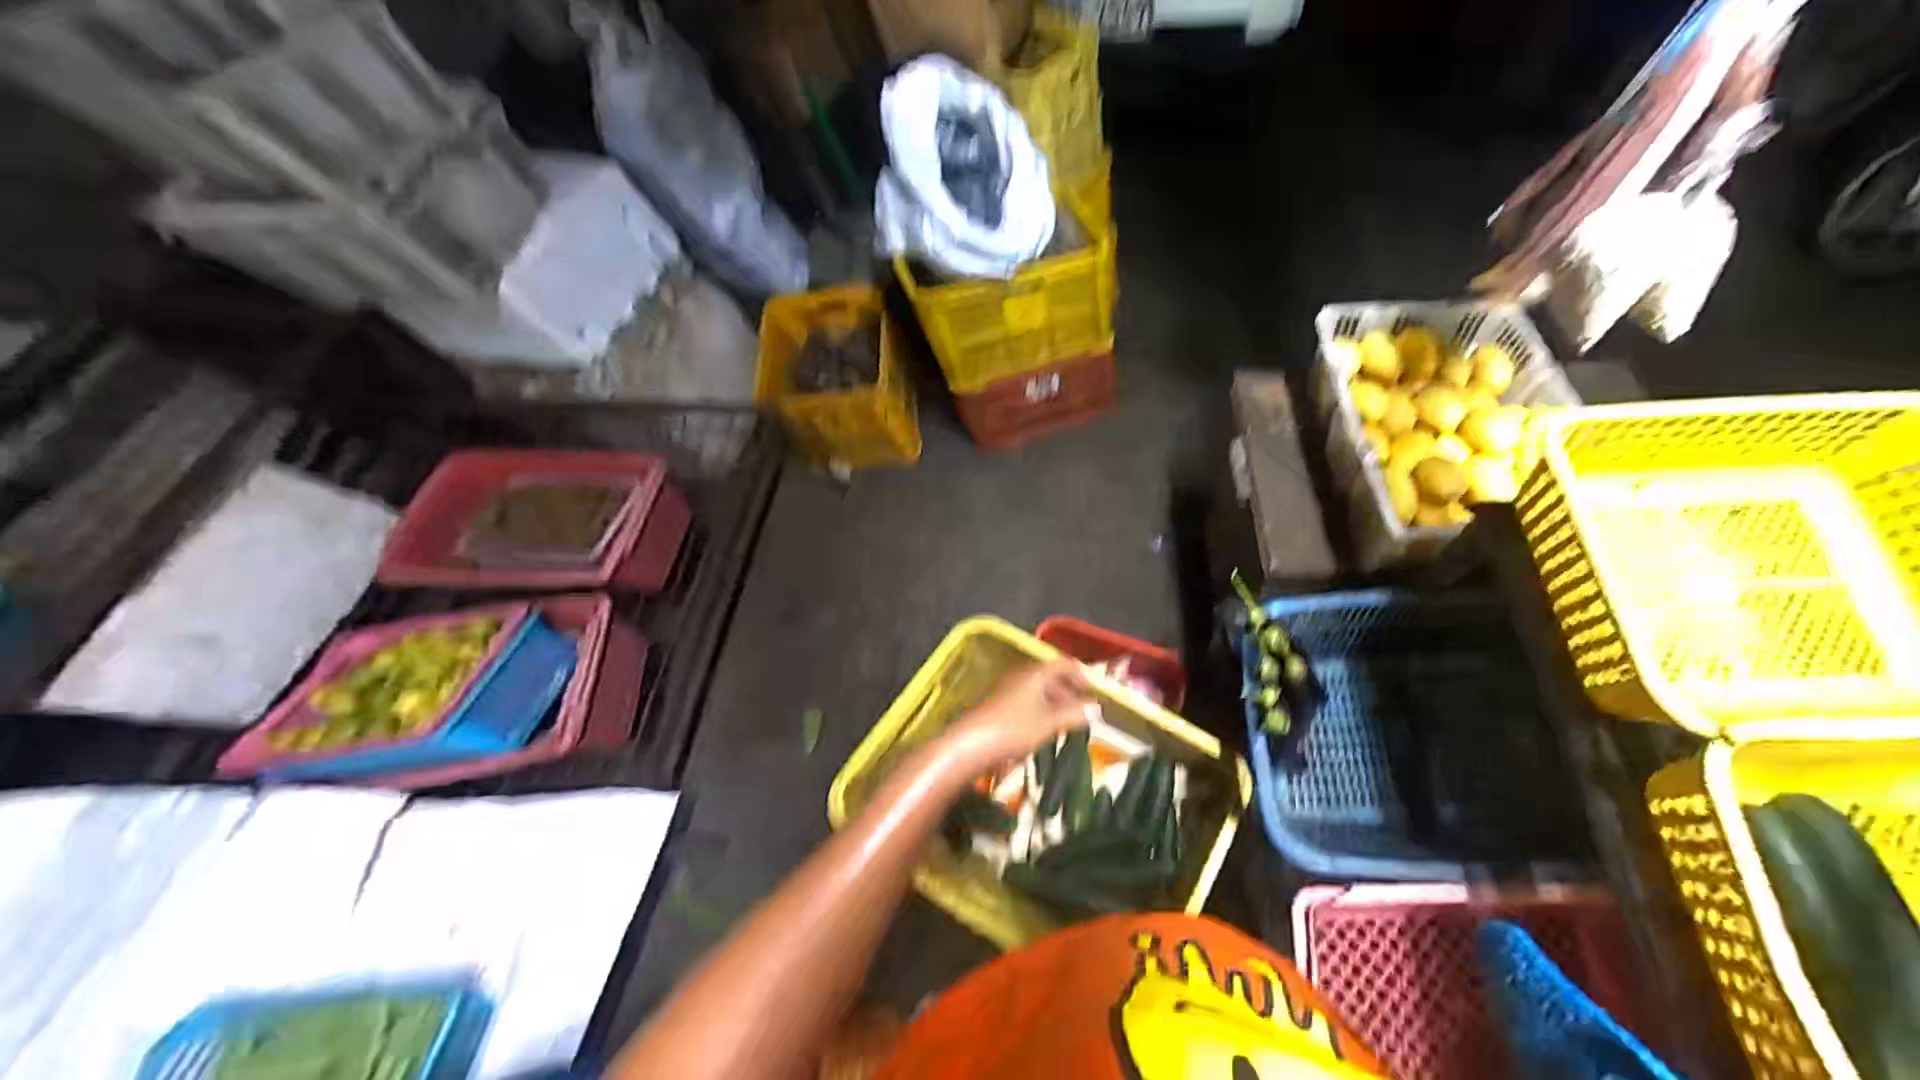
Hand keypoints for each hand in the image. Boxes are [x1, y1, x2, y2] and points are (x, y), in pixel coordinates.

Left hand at [938, 660, 1092, 776]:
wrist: (969, 744)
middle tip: (1083, 710)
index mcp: (1035, 673)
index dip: (1081, 675)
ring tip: (1066, 722)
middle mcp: (1020, 675)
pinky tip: (1043, 728)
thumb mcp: (1050, 722)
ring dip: (1054, 701)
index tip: (1094, 692)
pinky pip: (1025, 700)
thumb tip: (1095, 707)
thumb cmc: (1014, 729)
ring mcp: (1007, 689)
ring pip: (1037, 689)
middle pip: (1050, 676)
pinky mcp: (997, 704)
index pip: (1063, 664)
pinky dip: (1040, 709)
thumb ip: (1074, 713)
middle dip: (1068, 690)